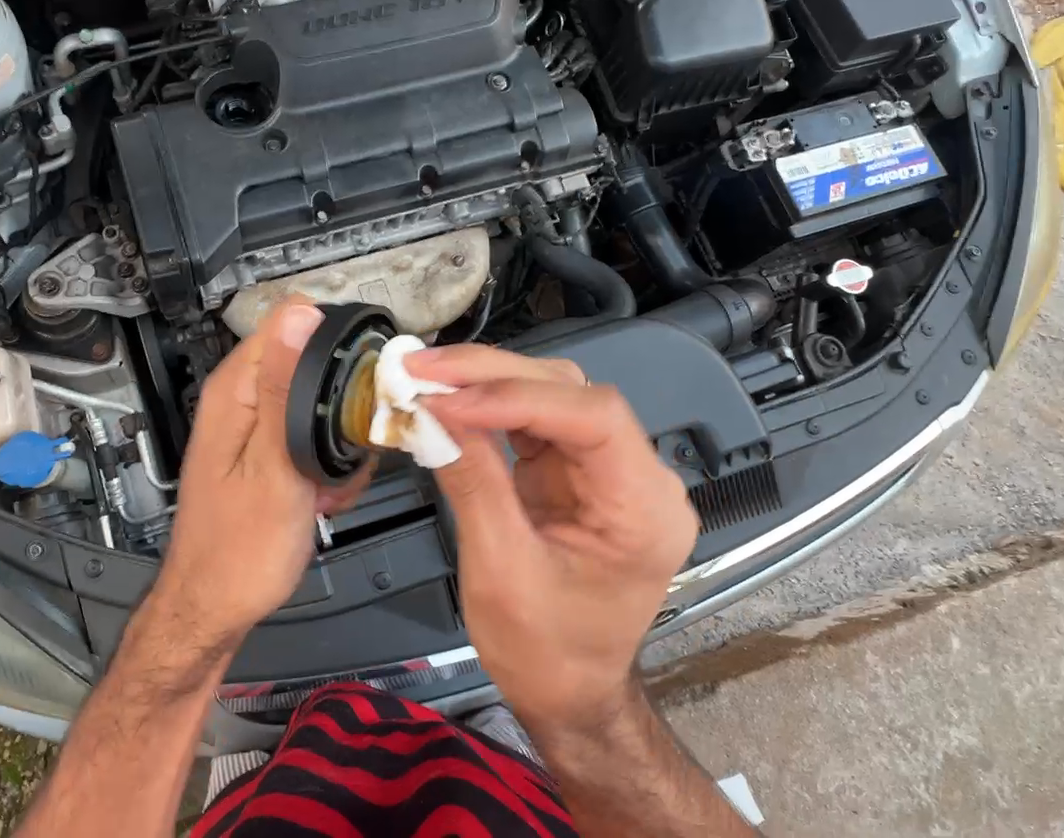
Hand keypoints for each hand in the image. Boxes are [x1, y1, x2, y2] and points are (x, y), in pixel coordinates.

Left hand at [149, 301, 368, 650]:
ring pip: (318, 407)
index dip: (332, 346)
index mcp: (234, 392)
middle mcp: (239, 401)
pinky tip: (319, 495)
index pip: (289, 324)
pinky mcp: (266, 453)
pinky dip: (324, 465)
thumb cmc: (238, 551)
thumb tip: (297, 316)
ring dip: (335, 443)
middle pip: (310, 367)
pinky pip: (310, 438)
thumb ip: (285, 388)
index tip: (356, 388)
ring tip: (325, 484)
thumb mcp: (274, 466)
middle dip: (339, 407)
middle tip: (338, 455)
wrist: (216, 607)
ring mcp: (254, 427)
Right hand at [406, 345, 697, 734]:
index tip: (446, 398)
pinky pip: (532, 421)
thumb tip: (434, 412)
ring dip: (484, 382)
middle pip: (570, 394)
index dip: (518, 396)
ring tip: (424, 378)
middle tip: (420, 370)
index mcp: (643, 508)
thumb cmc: (544, 650)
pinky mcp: (574, 472)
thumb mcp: (500, 572)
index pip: (593, 418)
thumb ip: (474, 483)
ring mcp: (605, 470)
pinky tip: (447, 401)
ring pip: (550, 396)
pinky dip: (486, 408)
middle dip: (491, 377)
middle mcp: (637, 476)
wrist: (567, 692)